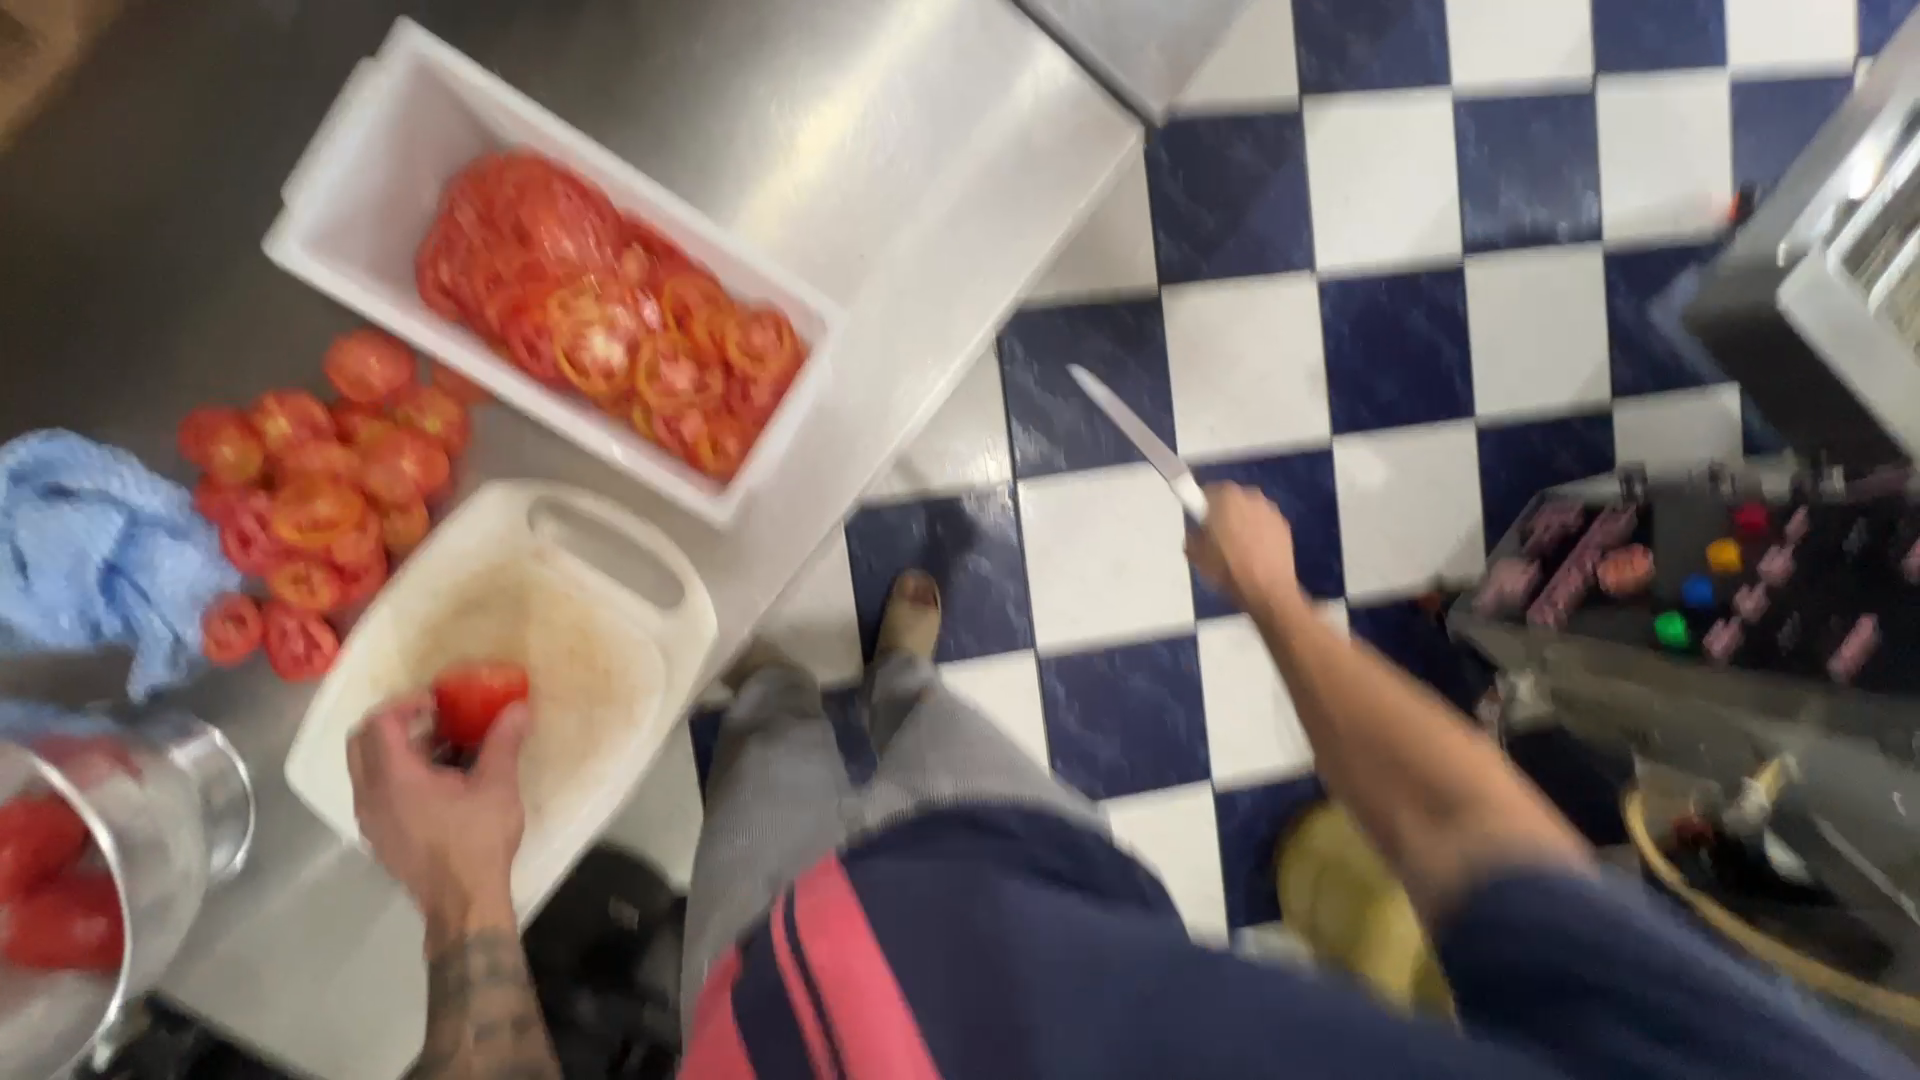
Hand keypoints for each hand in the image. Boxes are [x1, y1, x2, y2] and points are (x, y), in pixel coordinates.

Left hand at [347, 693, 529, 925]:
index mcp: (393, 779)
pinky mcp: (378, 834)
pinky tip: (442, 783)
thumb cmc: (478, 838)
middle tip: (436, 717)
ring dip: (399, 748)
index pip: (379, 723)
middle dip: (395, 722)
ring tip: (446, 748)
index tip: (440, 701)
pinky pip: (376, 790)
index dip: (407, 703)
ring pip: (367, 768)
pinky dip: (400, 773)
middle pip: (361, 742)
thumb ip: (503, 742)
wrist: (462, 899)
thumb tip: (518, 707)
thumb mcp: (498, 785)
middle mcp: (369, 795)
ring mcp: (369, 818)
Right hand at [1186, 483, 1302, 610]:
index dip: (1199, 505)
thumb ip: (1193, 534)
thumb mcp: (1195, 554)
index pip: (1205, 491)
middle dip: (1222, 511)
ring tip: (1237, 546)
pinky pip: (1264, 522)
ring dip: (1241, 520)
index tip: (1198, 519)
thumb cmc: (1228, 570)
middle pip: (1229, 498)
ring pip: (1248, 510)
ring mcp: (1270, 510)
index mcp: (1225, 498)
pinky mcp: (1284, 525)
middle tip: (1215, 535)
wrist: (1267, 590)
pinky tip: (1254, 552)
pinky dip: (1258, 531)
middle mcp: (1250, 496)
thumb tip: (1198, 531)